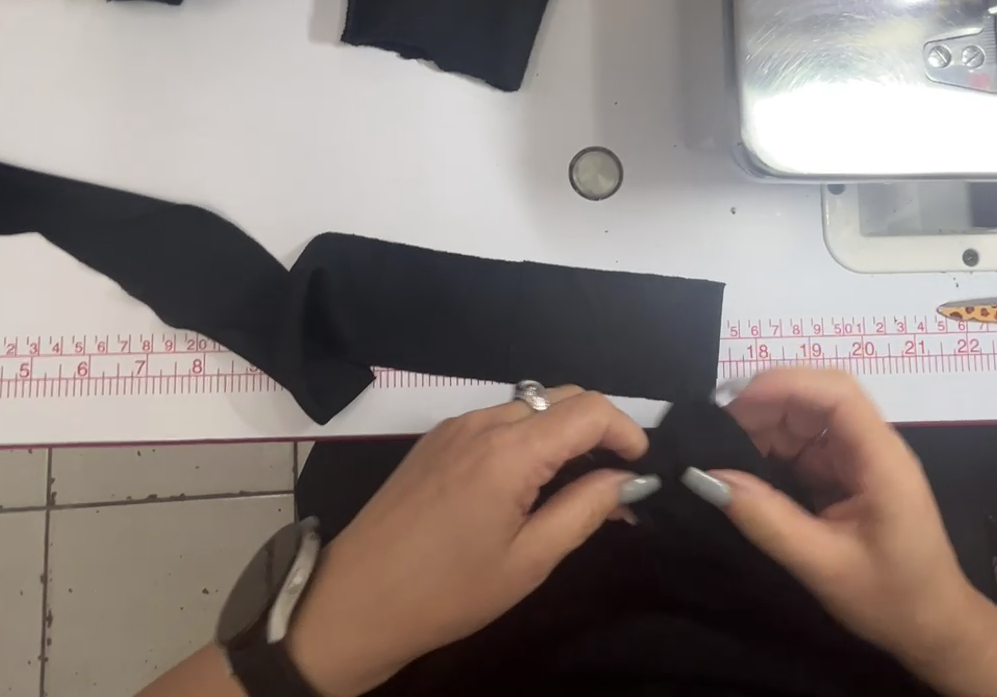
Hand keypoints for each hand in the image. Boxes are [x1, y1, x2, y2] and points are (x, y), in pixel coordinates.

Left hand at [285, 388, 650, 696]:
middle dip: (598, 428)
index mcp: (510, 450)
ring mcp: (457, 424)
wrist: (355, 599)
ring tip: (574, 485)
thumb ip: (585, 509)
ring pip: (530, 405)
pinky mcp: (438, 437)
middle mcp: (484, 421)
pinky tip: (526, 482)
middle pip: (561, 397)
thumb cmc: (448, 590)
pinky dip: (528, 437)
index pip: (588, 408)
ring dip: (562, 432)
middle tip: (614, 478)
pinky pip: (498, 420)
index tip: (641, 466)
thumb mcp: (529, 560)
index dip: (626, 429)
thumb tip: (627, 480)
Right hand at [708, 369, 982, 671]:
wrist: (936, 631)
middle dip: (765, 401)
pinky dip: (771, 445)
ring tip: (722, 445)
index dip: (784, 385)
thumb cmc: (893, 600)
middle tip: (716, 425)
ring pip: (806, 415)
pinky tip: (745, 462)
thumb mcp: (824, 567)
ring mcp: (859, 456)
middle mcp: (872, 445)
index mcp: (881, 459)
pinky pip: (804, 441)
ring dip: (764, 423)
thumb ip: (767, 520)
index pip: (836, 394)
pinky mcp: (846, 470)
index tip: (734, 402)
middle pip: (817, 396)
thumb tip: (708, 478)